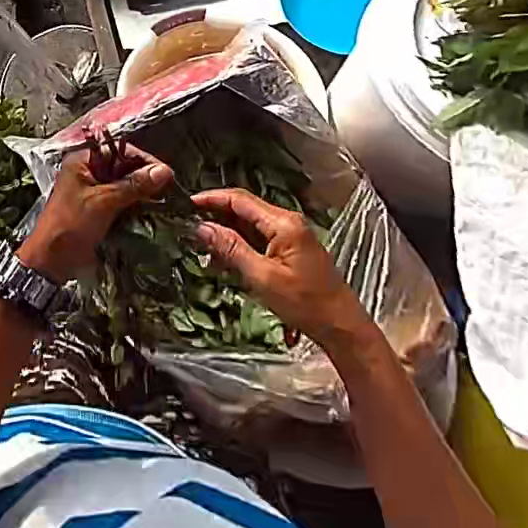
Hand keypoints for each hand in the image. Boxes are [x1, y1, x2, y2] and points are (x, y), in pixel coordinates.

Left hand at [17, 146, 172, 282]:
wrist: (52, 259)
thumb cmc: (71, 224)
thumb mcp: (104, 202)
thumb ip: (133, 185)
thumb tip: (164, 171)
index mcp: (82, 161)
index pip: (118, 150)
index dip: (142, 160)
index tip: (165, 173)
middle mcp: (88, 172)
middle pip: (124, 167)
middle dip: (146, 177)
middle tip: (170, 190)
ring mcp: (94, 191)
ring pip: (125, 186)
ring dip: (144, 193)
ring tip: (167, 202)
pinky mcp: (100, 209)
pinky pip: (123, 202)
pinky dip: (137, 206)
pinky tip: (154, 212)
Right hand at [192, 188, 375, 349]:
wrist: (342, 328)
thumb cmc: (305, 304)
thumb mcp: (261, 276)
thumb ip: (230, 248)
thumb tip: (200, 227)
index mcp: (283, 223)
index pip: (238, 199)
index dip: (209, 198)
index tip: (185, 205)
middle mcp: (287, 221)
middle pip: (242, 207)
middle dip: (214, 216)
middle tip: (188, 227)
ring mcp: (289, 234)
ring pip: (247, 222)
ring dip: (224, 232)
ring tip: (202, 248)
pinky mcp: (289, 247)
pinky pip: (256, 236)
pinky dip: (238, 243)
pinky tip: (222, 258)